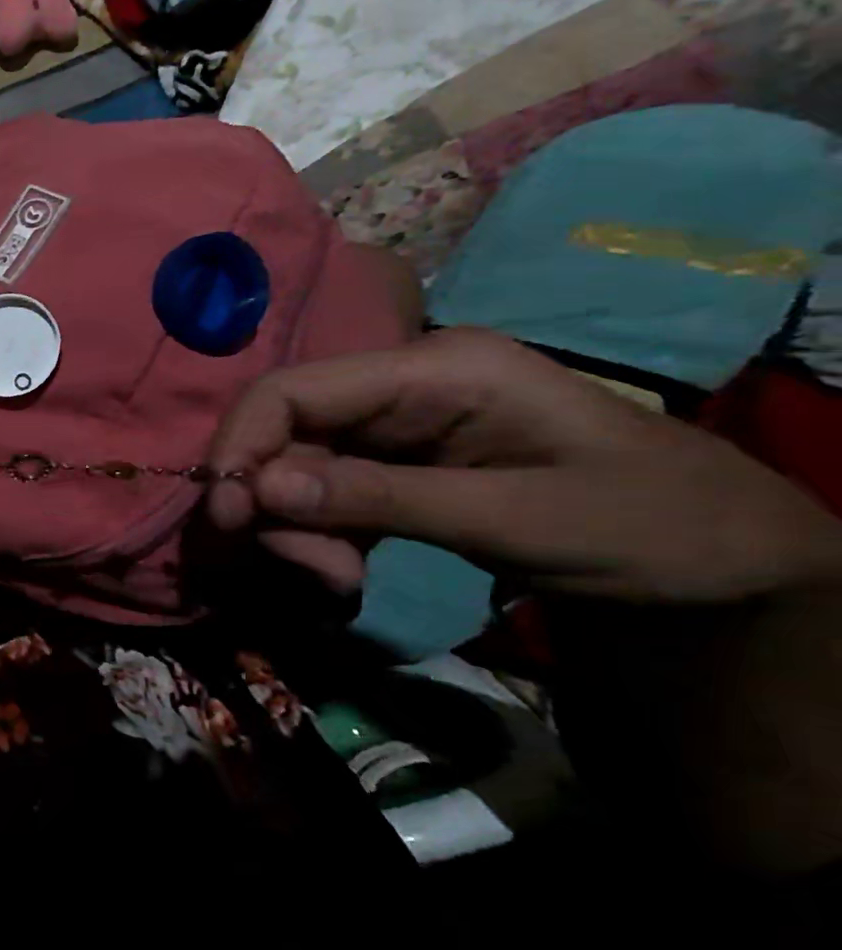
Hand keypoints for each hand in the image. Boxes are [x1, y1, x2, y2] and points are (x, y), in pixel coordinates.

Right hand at [207, 328, 841, 602]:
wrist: (726, 563)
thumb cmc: (646, 524)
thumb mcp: (515, 517)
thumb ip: (380, 499)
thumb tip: (258, 492)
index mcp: (431, 371)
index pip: (292, 390)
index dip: (241, 446)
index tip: (226, 517)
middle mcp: (395, 390)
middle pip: (284, 435)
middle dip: (274, 504)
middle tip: (312, 573)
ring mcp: (390, 430)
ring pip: (292, 471)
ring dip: (295, 531)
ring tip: (339, 583)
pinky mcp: (389, 468)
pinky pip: (320, 497)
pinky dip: (316, 539)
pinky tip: (345, 574)